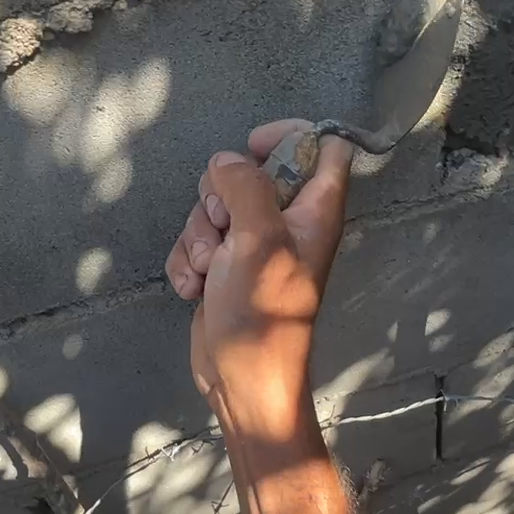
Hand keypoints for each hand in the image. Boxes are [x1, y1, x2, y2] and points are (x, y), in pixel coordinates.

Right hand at [165, 120, 352, 413]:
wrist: (241, 378)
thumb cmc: (263, 311)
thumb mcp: (258, 239)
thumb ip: (246, 186)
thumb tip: (226, 161)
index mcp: (315, 209)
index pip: (325, 147)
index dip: (291, 135)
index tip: (254, 145)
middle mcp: (286, 222)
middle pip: (248, 173)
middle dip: (220, 197)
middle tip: (226, 229)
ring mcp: (251, 245)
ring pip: (213, 208)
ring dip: (199, 238)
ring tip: (211, 271)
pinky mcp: (223, 267)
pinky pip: (196, 241)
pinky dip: (188, 263)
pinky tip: (194, 289)